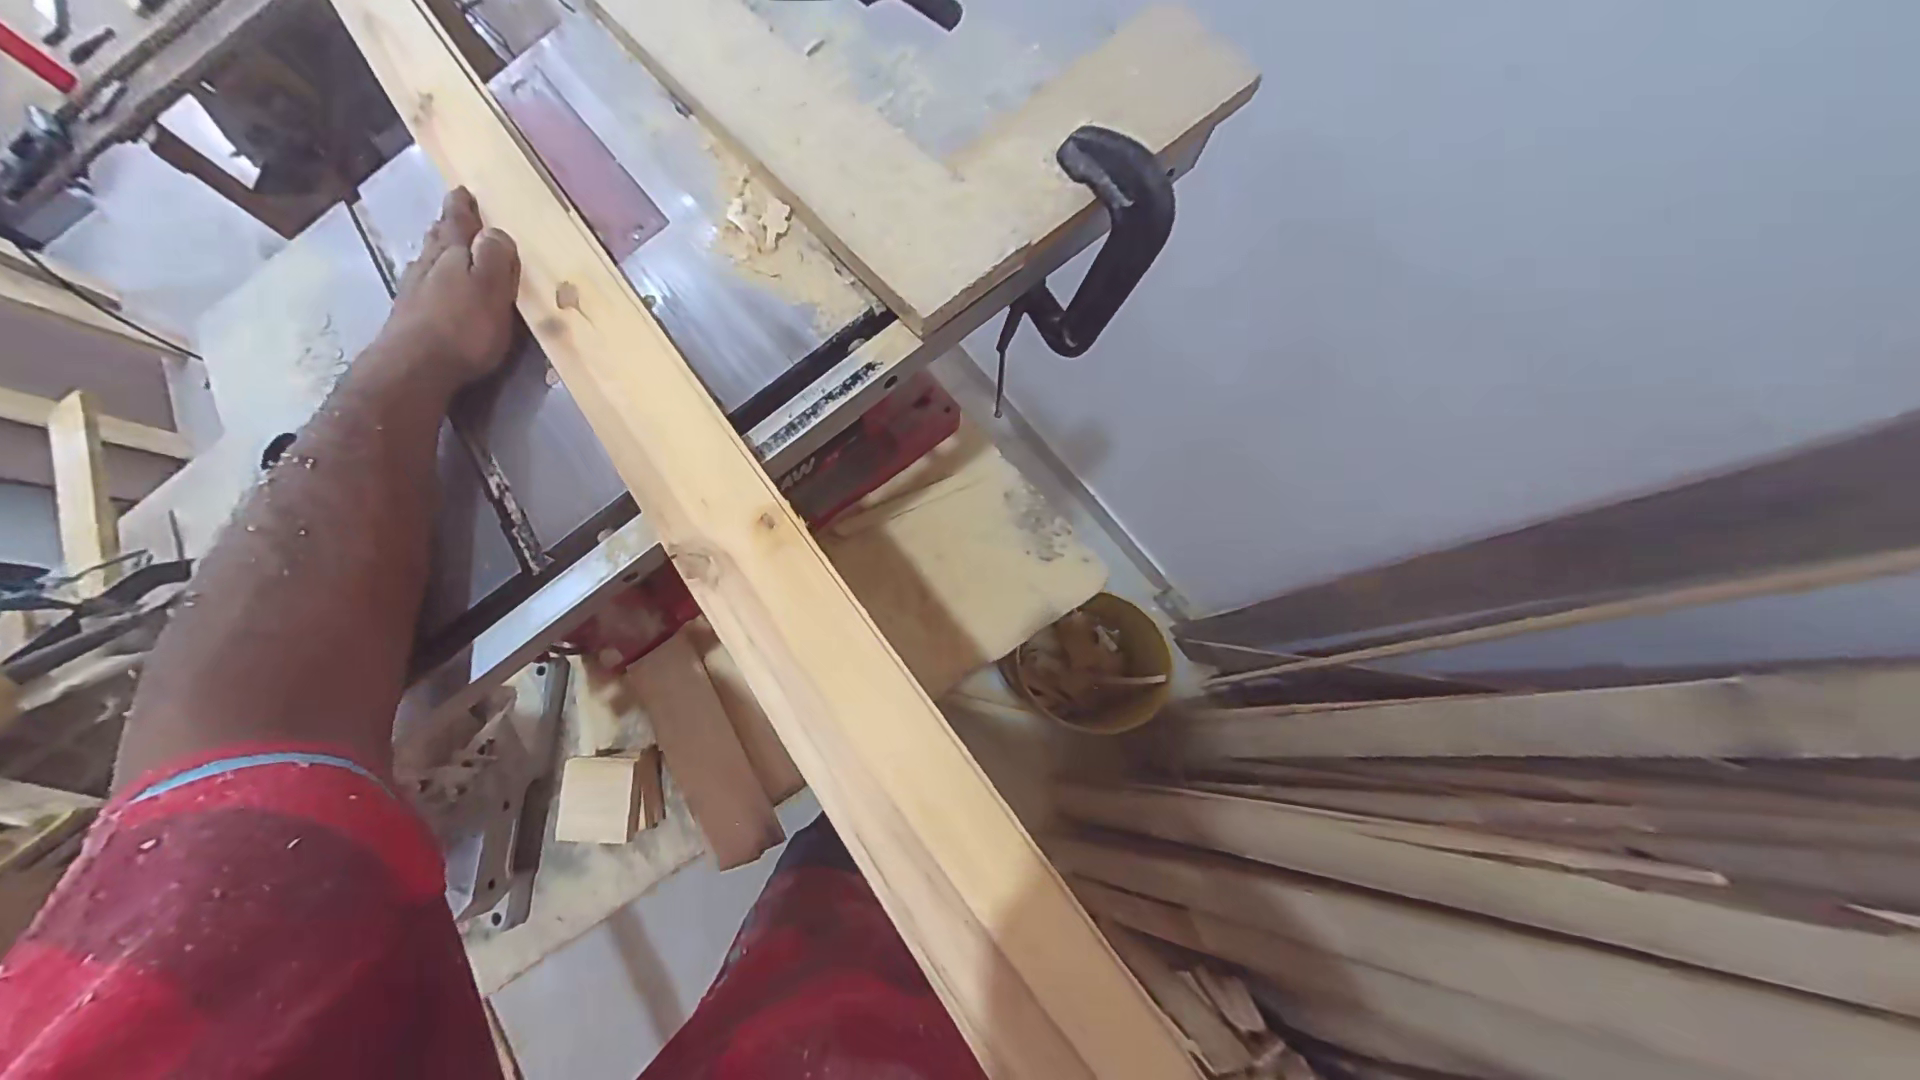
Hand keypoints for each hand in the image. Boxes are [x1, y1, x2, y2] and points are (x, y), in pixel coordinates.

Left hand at [375, 187, 521, 393]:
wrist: (415, 367)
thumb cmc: (463, 328)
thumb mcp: (490, 290)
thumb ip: (495, 259)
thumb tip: (496, 231)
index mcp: (453, 257)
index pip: (459, 224)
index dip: (463, 208)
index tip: (463, 192)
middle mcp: (430, 266)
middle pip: (440, 239)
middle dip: (448, 225)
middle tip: (454, 213)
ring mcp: (416, 290)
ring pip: (429, 260)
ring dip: (438, 250)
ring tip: (444, 245)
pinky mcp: (411, 315)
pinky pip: (425, 285)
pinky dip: (433, 277)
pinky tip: (434, 285)